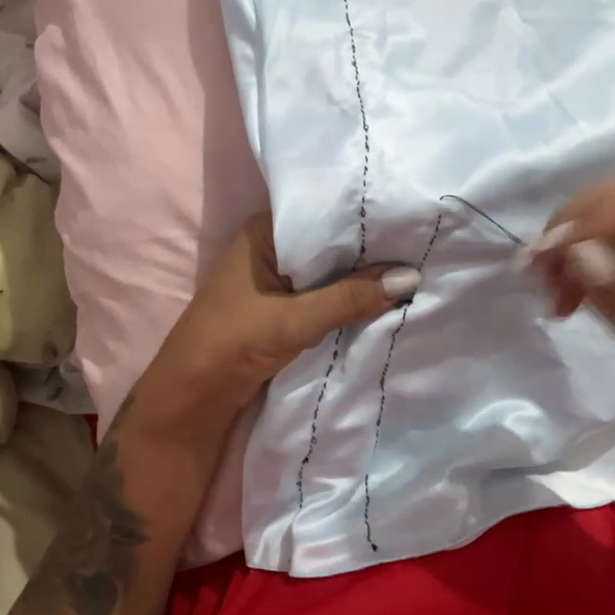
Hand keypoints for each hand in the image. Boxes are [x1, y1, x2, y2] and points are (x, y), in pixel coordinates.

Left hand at [134, 213, 418, 430]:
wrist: (190, 403)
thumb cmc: (231, 346)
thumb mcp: (294, 320)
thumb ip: (350, 298)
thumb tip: (411, 277)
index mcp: (263, 231)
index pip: (323, 211)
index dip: (365, 216)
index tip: (411, 216)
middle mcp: (270, 247)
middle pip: (331, 242)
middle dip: (370, 250)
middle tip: (424, 244)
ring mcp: (276, 279)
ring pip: (330, 271)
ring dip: (363, 277)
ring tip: (416, 267)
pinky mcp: (283, 308)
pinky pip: (325, 295)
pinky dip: (350, 299)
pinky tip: (386, 298)